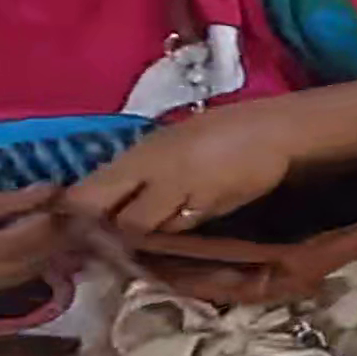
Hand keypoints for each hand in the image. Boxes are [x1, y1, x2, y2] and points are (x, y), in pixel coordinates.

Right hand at [0, 186, 62, 294]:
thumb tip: (46, 191)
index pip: (4, 246)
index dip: (42, 225)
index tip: (58, 200)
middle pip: (15, 267)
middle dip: (52, 240)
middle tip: (70, 211)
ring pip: (8, 278)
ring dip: (43, 253)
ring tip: (56, 223)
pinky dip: (21, 262)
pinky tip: (30, 241)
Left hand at [62, 109, 293, 236]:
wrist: (278, 131)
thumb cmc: (218, 126)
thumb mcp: (164, 140)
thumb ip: (134, 168)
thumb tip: (103, 195)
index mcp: (142, 161)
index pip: (84, 200)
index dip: (78, 210)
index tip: (81, 211)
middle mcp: (166, 185)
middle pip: (126, 224)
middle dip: (125, 223)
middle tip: (129, 215)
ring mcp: (199, 200)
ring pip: (164, 229)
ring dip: (161, 224)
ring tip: (169, 209)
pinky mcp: (226, 209)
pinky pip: (197, 223)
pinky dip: (191, 219)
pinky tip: (200, 203)